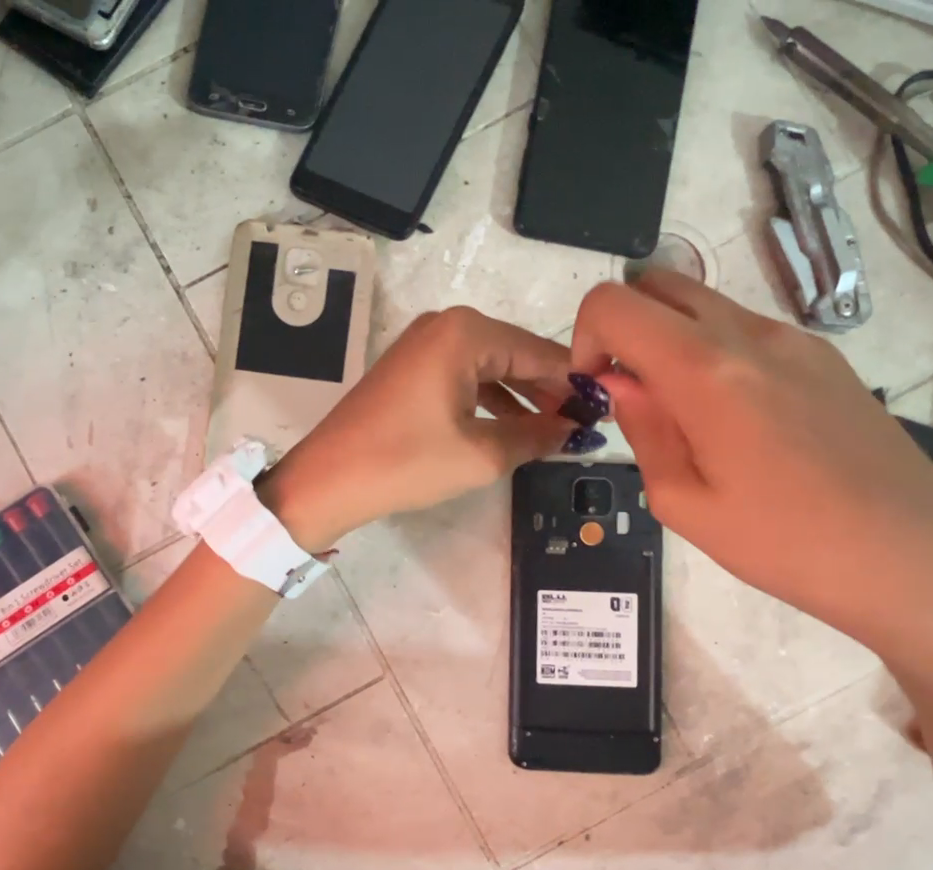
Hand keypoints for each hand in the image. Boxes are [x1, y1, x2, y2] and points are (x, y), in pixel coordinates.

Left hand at [260, 306, 573, 549]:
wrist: (327, 480)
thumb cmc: (405, 462)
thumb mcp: (480, 455)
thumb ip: (534, 436)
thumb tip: (572, 430)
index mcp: (466, 333)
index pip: (541, 353)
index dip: (576, 385)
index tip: (606, 412)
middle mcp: (445, 326)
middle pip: (515, 355)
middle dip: (548, 391)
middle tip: (582, 427)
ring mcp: (422, 346)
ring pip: (489, 368)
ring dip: (519, 399)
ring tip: (552, 433)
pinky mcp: (408, 370)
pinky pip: (462, 378)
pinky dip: (487, 401)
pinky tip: (509, 428)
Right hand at [572, 272, 932, 656]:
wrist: (914, 557)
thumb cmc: (783, 544)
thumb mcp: (682, 502)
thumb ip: (643, 428)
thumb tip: (619, 382)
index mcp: (705, 371)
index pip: (614, 304)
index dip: (585, 340)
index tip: (598, 392)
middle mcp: (750, 335)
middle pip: (658, 284)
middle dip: (624, 329)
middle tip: (631, 396)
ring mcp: (796, 341)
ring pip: (704, 304)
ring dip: (670, 341)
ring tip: (684, 419)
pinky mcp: (825, 358)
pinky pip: (745, 331)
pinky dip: (713, 354)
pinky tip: (734, 424)